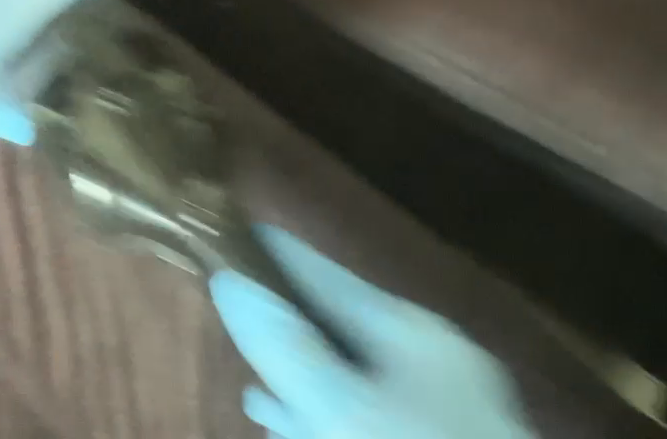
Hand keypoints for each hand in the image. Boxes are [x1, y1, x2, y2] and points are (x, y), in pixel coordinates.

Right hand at [210, 226, 538, 438]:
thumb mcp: (342, 413)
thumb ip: (283, 345)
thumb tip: (228, 277)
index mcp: (409, 328)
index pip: (317, 269)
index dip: (264, 256)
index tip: (218, 246)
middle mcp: (432, 353)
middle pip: (333, 323)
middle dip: (281, 333)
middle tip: (233, 339)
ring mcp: (448, 404)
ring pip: (354, 374)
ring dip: (302, 384)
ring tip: (258, 400)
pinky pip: (376, 413)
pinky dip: (334, 417)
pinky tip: (302, 433)